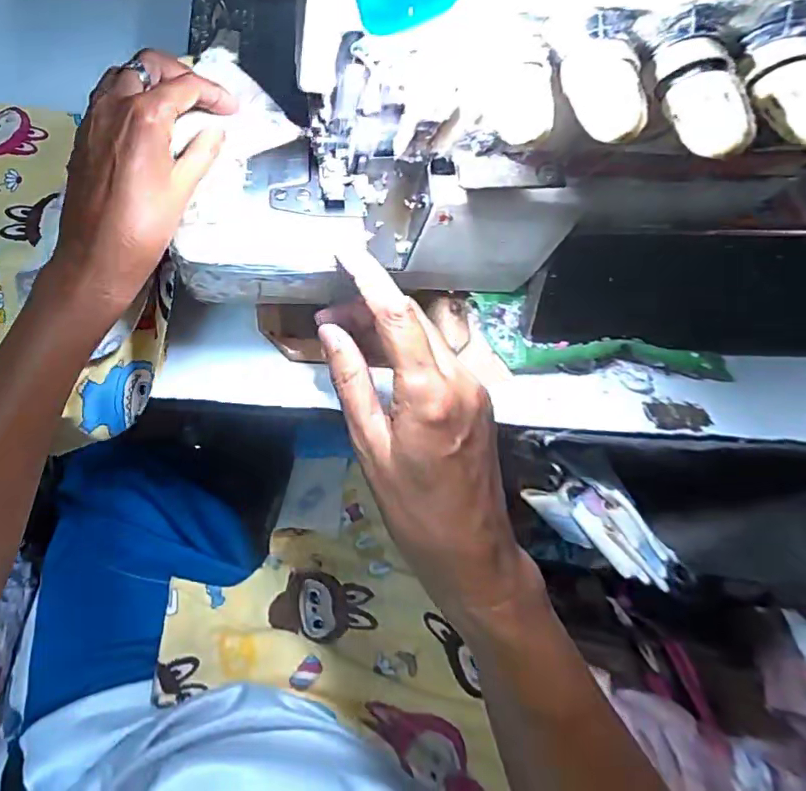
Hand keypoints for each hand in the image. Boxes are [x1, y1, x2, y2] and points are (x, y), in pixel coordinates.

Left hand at [43, 50, 236, 323]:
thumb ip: (202, 150)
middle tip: (198, 96)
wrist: (94, 259)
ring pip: (119, 77)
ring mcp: (92, 121)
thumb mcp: (182, 188)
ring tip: (169, 105)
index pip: (184, 85)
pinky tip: (140, 124)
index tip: (230, 108)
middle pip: (147, 65)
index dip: (213, 92)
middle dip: (177, 73)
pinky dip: (124, 99)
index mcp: (143, 116)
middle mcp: (113, 108)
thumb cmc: (142, 229)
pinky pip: (103, 100)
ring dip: (147, 81)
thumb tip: (214, 130)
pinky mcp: (81, 138)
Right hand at [316, 248, 533, 613]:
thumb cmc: (411, 507)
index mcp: (429, 392)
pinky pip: (435, 354)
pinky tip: (376, 361)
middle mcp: (460, 379)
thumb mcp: (368, 443)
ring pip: (425, 333)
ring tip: (344, 339)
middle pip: (411, 318)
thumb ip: (349, 380)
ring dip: (384, 326)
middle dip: (368, 306)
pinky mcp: (477, 396)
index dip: (368, 278)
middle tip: (327, 322)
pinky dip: (403, 346)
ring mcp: (475, 386)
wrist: (473, 551)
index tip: (345, 252)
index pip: (396, 315)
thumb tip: (331, 332)